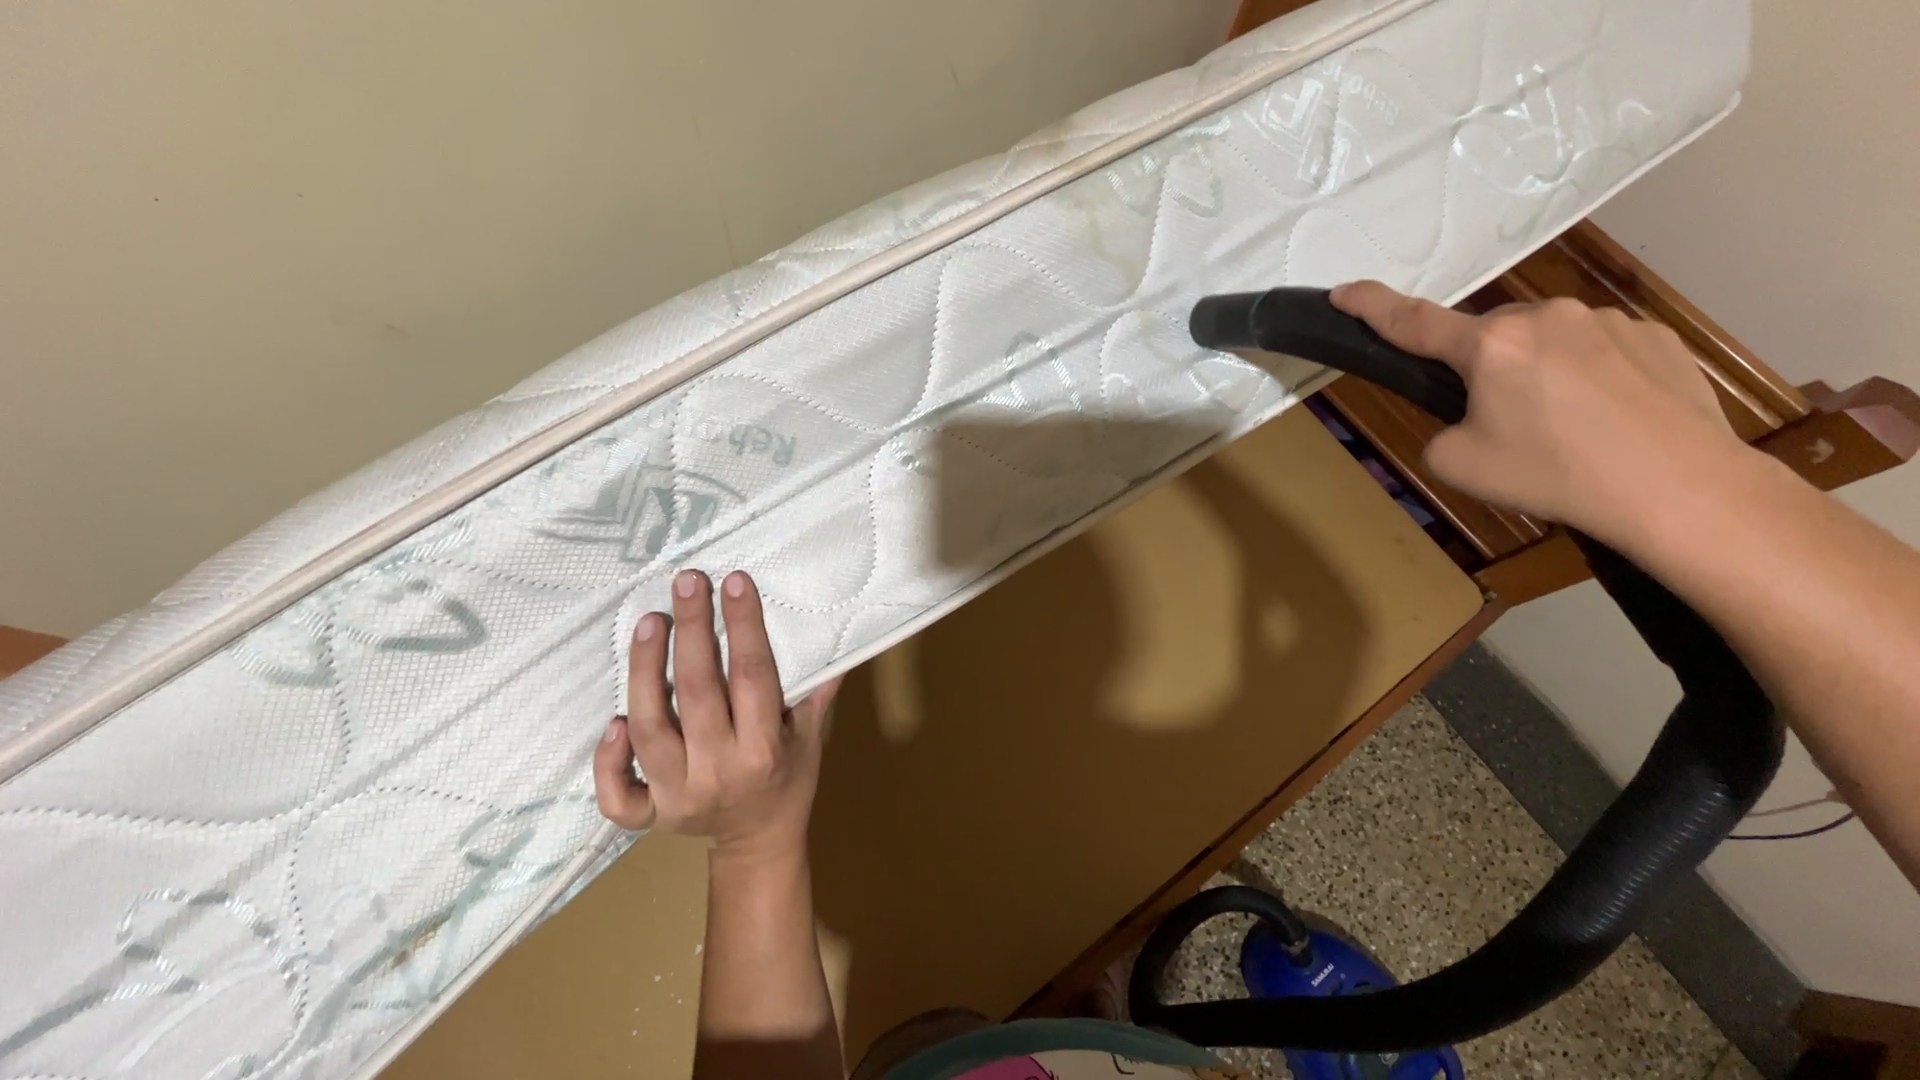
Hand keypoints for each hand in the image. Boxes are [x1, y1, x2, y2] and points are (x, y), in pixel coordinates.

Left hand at [594, 569, 841, 865]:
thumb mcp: (811, 736)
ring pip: (649, 728)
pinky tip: (611, 720)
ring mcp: (679, 795)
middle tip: (686, 583)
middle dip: (691, 630)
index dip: (743, 625)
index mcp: (764, 749)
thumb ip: (817, 690)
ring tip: (648, 623)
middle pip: (697, 691)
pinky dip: (607, 759)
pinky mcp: (650, 815)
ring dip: (643, 672)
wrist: (760, 841)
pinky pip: (618, 792)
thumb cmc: (788, 779)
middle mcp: (720, 770)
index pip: (753, 675)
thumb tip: (838, 637)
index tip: (735, 582)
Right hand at [1330, 281, 1744, 541]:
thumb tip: (1472, 415)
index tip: (1341, 292)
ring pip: (1548, 342)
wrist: (1676, 487)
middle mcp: (1545, 317)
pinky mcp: (1654, 336)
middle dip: (1484, 371)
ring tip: (1567, 430)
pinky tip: (1609, 421)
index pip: (1412, 321)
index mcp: (1490, 347)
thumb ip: (1444, 430)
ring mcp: (1607, 322)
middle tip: (1504, 426)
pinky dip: (1591, 380)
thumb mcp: (1459, 465)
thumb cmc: (1553, 475)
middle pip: (1489, 338)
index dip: (1370, 306)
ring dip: (1540, 374)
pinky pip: (1600, 351)